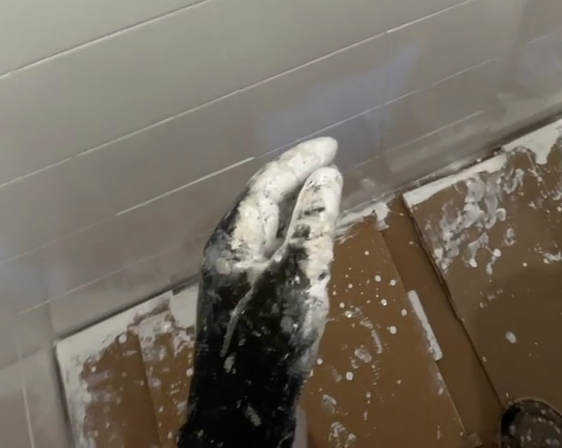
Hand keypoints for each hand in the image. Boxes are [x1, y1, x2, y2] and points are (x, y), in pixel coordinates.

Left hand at [180, 138, 341, 447]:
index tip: (331, 145)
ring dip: (297, 205)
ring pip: (270, 227)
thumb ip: (311, 223)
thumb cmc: (267, 340)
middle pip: (265, 202)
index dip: (299, 160)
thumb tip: (327, 175)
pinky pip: (276, 251)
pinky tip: (312, 241)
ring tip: (324, 189)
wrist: (241, 416)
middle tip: (330, 160)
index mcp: (233, 239)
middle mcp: (231, 253)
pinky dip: (298, 235)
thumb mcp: (297, 276)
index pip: (268, 184)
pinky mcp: (251, 304)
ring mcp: (239, 280)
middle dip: (296, 178)